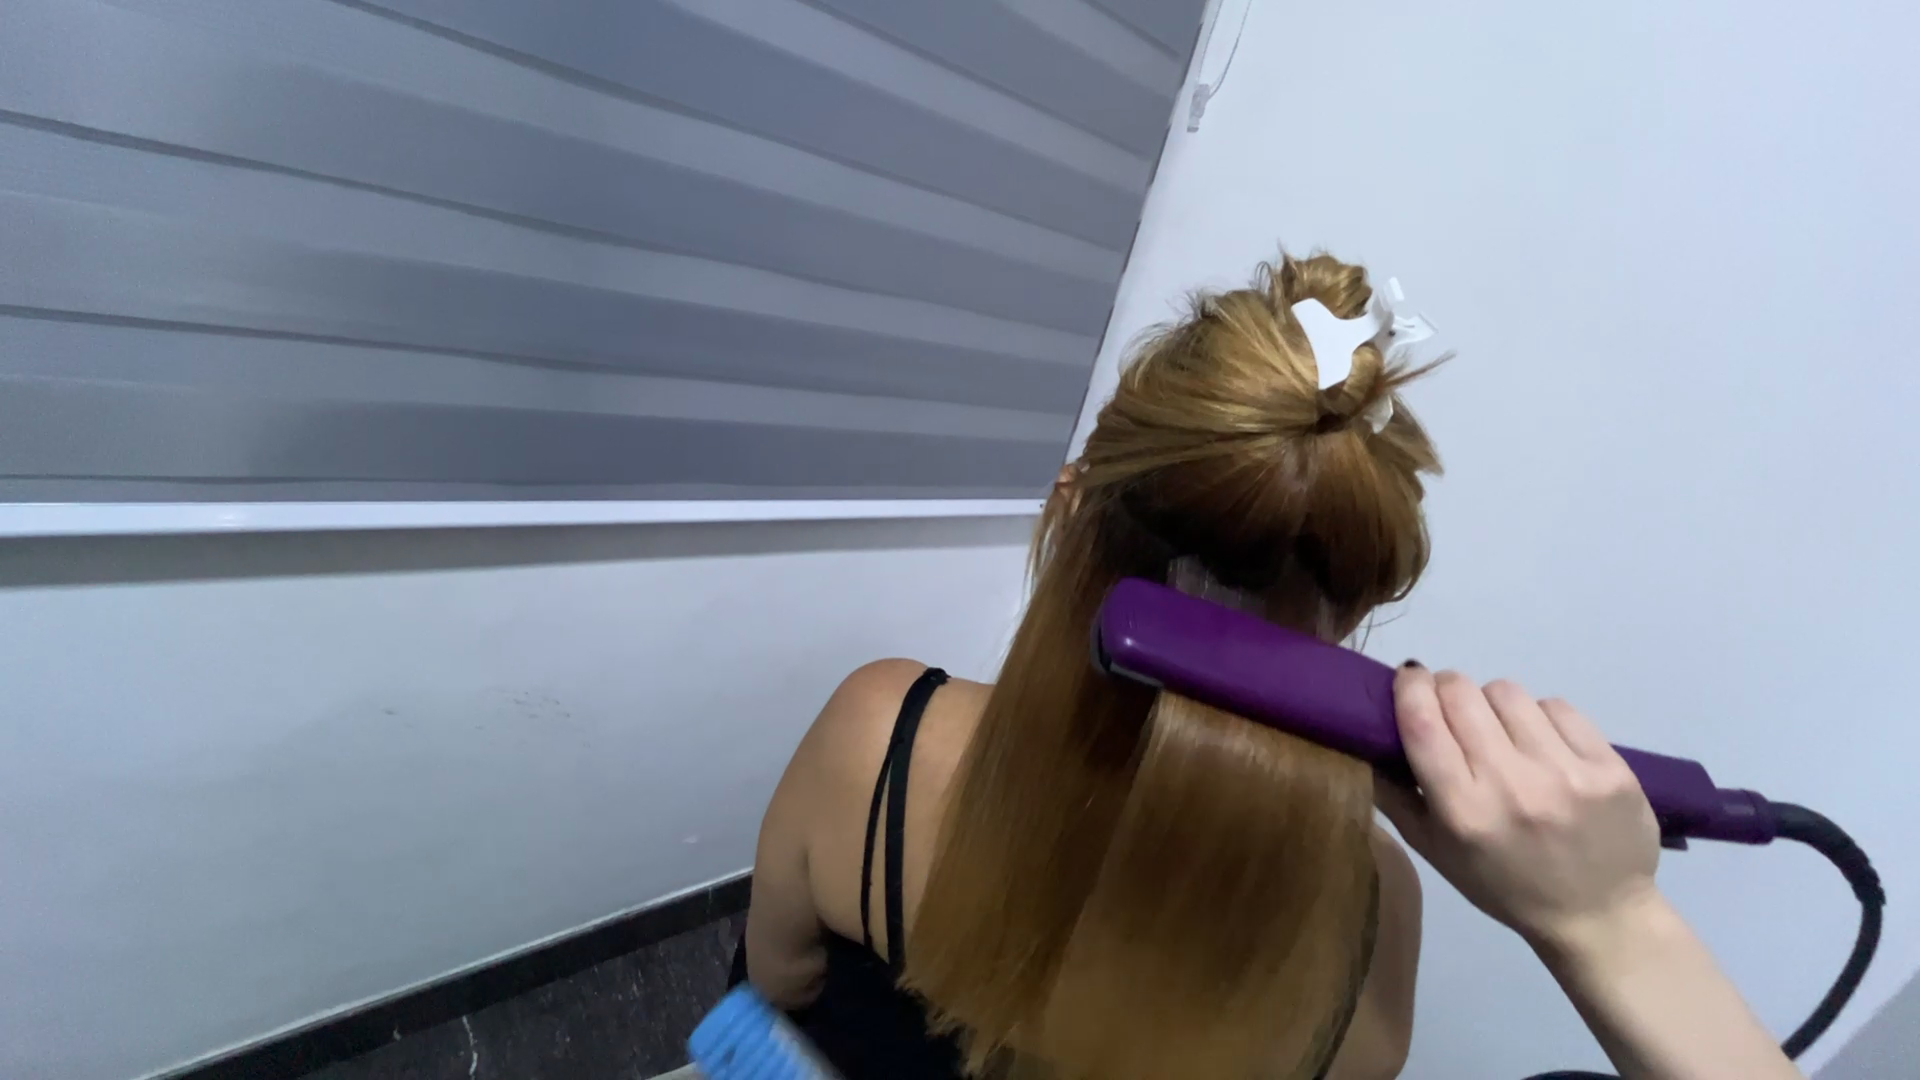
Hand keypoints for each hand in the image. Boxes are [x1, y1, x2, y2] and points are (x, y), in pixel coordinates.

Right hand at [1375, 666, 1663, 949]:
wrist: (1601, 918)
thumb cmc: (1499, 882)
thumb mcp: (1430, 847)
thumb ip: (1391, 792)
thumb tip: (1360, 737)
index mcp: (1462, 810)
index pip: (1422, 723)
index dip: (1410, 687)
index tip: (1408, 675)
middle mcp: (1512, 786)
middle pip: (1462, 695)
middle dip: (1446, 687)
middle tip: (1448, 702)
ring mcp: (1566, 775)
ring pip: (1508, 692)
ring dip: (1492, 701)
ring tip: (1498, 727)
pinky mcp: (1611, 770)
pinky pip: (1557, 707)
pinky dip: (1538, 714)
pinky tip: (1539, 741)